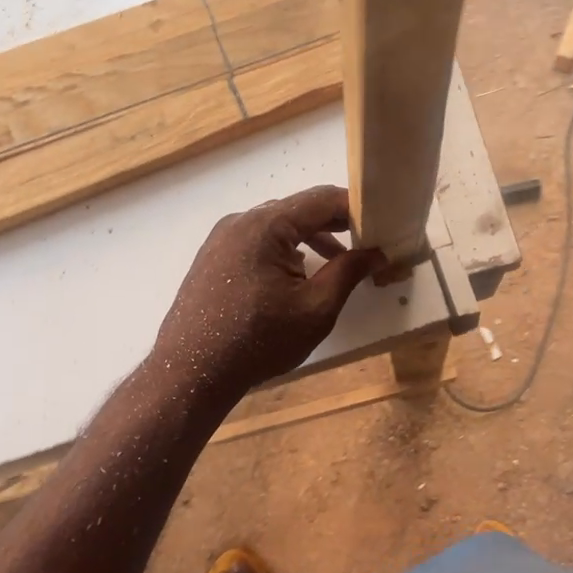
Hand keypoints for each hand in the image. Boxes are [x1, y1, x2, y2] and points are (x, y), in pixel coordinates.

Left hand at [150, 186, 384, 394]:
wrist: (191, 372)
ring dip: (310, 239)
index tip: (382, 225)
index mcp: (266, 226)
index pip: (322, 199)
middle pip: (298, 210)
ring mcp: (222, 239)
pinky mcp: (213, 258)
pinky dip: (284, 250)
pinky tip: (297, 276)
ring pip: (277, 226)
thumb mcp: (316, 309)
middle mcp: (240, 222)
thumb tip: (376, 253)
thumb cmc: (258, 341)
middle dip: (335, 224)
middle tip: (366, 243)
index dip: (356, 209)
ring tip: (338, 263)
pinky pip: (257, 242)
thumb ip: (348, 272)